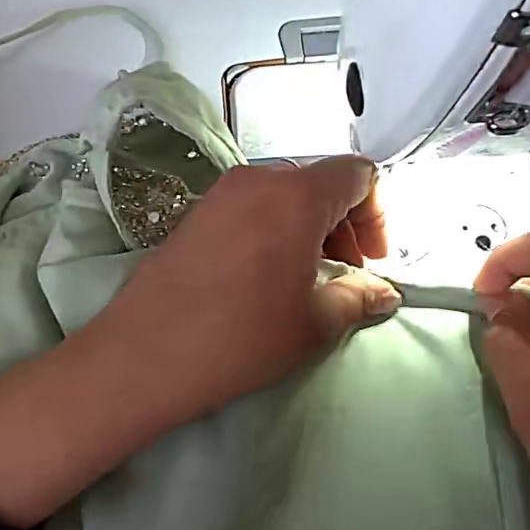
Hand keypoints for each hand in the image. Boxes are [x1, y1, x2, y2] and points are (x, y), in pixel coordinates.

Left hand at [0, 158, 396, 527]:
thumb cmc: (240, 338)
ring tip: (303, 278)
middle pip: (320, 182)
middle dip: (344, 223)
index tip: (370, 261)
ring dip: (308, 227)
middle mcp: (257, 179)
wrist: (143, 354)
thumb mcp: (313, 324)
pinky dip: (273, 228)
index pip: (357, 175)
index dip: (375, 215)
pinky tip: (263, 275)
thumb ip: (359, 299)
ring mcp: (219, 193)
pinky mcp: (194, 212)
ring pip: (284, 193)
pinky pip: (250, 205)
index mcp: (296, 196)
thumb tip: (385, 293)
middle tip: (343, 273)